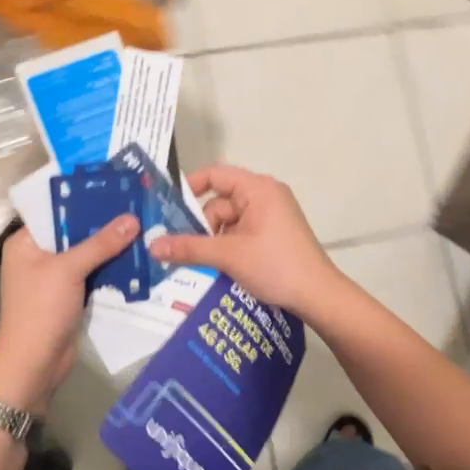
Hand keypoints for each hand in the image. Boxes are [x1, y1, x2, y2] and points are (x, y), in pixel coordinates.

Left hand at [0, 215, 138, 414]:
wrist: (33, 366)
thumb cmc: (41, 310)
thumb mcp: (69, 271)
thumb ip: (101, 243)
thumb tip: (133, 218)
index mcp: (26, 242)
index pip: (57, 211)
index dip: (87, 200)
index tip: (119, 188)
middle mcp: (39, 255)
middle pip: (76, 232)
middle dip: (106, 224)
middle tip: (140, 207)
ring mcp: (55, 278)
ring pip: (88, 254)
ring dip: (113, 247)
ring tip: (146, 229)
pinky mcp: (70, 296)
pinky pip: (94, 274)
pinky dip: (112, 269)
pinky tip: (138, 259)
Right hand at [147, 165, 346, 318]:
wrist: (317, 294)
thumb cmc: (275, 265)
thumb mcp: (228, 255)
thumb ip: (189, 247)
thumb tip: (152, 245)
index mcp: (258, 188)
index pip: (215, 175)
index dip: (189, 187)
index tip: (167, 209)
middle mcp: (266, 195)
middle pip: (220, 201)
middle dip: (201, 225)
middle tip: (179, 248)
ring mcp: (271, 215)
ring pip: (229, 221)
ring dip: (213, 240)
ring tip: (197, 264)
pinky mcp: (274, 234)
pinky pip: (241, 232)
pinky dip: (228, 247)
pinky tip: (216, 267)